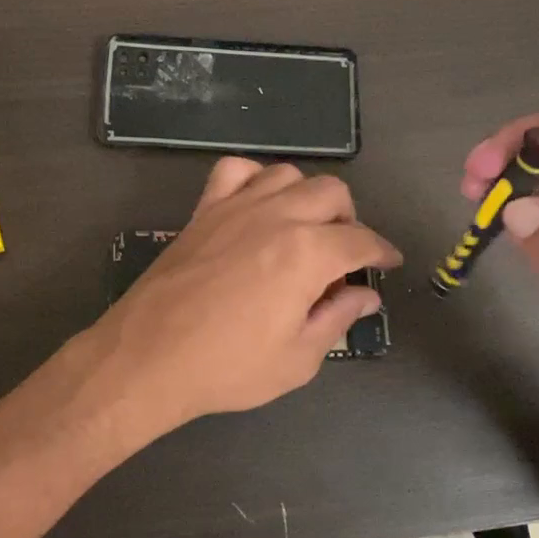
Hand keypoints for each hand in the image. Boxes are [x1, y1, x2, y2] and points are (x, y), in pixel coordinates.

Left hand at [87, 158, 401, 430]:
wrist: (149, 356)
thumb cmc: (228, 367)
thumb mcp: (298, 358)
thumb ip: (337, 318)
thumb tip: (366, 296)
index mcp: (308, 253)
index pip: (361, 239)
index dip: (381, 251)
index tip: (388, 262)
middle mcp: (276, 216)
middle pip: (331, 192)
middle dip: (349, 219)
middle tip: (343, 256)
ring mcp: (236, 207)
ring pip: (287, 174)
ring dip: (306, 196)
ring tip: (304, 229)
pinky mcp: (203, 210)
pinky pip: (234, 170)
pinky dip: (255, 179)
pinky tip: (258, 205)